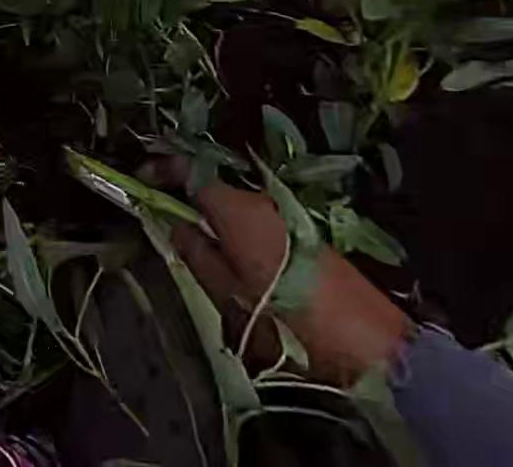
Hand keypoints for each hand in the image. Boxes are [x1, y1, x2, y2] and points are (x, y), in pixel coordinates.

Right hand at [152, 169, 410, 385]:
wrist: (372, 346)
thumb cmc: (286, 317)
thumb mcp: (225, 291)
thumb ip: (193, 252)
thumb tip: (173, 225)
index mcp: (234, 208)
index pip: (188, 169)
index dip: (160, 167)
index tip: (140, 176)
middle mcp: (258, 200)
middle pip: (212, 188)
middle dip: (187, 201)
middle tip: (168, 225)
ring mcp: (283, 214)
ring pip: (234, 207)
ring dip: (214, 220)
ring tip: (205, 254)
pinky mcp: (301, 232)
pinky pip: (255, 220)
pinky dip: (238, 230)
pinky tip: (240, 264)